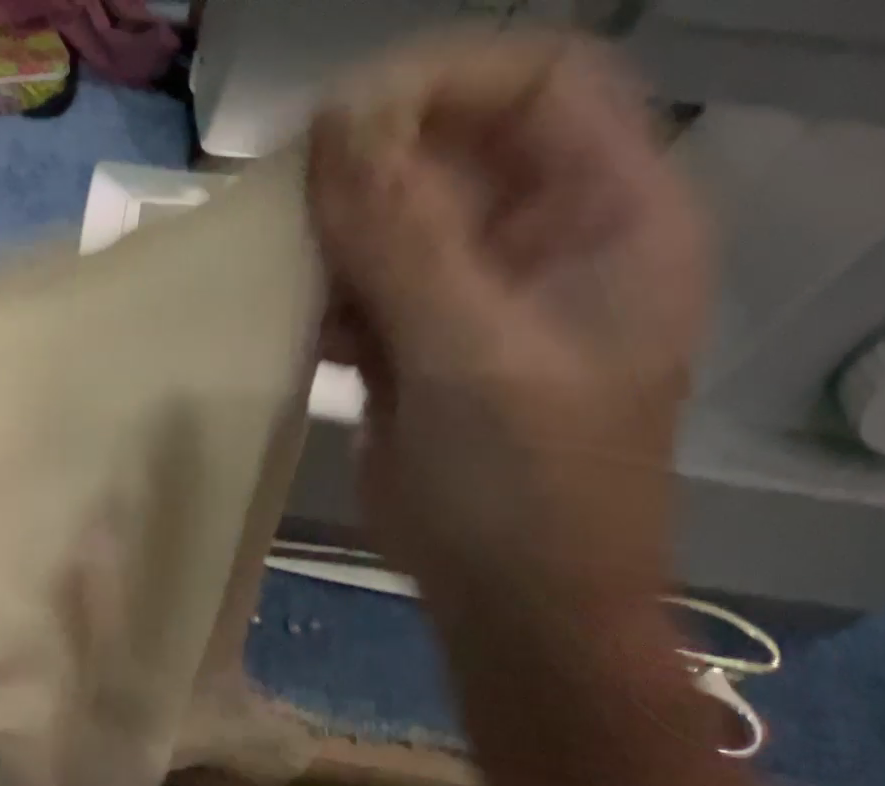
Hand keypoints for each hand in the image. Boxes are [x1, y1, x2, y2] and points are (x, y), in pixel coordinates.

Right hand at [307, 33, 710, 609]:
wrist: (510, 604)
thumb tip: (332, 122)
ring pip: (398, 215)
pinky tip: (286, 313)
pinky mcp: (422, 345)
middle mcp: (548, 241)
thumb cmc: (524, 487)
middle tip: (282, 192)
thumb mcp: (472, 354)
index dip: (440, 82)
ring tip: (273, 253)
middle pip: (456, 145)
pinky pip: (365, 283)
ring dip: (332, 226)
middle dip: (367, 159)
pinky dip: (321, 289)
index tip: (337, 126)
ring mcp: (479, 297)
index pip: (539, 82)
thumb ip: (403, 235)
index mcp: (611, 217)